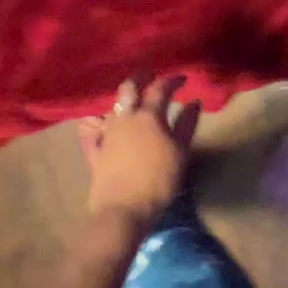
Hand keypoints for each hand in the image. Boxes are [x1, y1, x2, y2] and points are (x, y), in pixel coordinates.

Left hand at [77, 75, 201, 231]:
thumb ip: (187, 123)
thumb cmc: (158, 180)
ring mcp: (107, 135)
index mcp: (149, 116)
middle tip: (151, 75)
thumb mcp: (181, 151)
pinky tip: (98, 124)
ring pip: (113, 107)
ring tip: (133, 99)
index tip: (183, 79)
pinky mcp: (96, 153)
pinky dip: (97, 125)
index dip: (172, 80)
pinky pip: (93, 133)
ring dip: (124, 99)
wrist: (123, 212)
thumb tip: (194, 101)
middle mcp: (125, 118)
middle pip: (129, 89)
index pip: (160, 88)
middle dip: (140, 78)